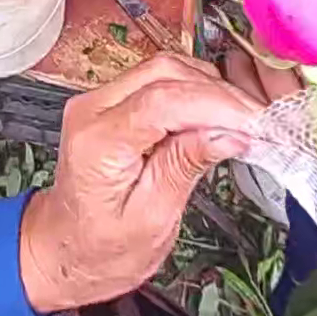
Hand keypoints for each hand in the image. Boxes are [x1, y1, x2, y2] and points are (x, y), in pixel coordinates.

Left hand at [20, 53, 258, 311]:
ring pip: (165, 66)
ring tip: (242, 117)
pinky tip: (216, 109)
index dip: (214, 105)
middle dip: (217, 92)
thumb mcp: (151, 221)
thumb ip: (186, 167)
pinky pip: (160, 75)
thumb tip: (232, 134)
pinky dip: (194, 86)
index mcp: (97, 142)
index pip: (161, 101)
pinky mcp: (113, 95)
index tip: (254, 123)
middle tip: (256, 120)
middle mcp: (93, 106)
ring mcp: (100, 94)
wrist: (61, 247)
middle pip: (165, 72)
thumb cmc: (101, 249)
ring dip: (208, 86)